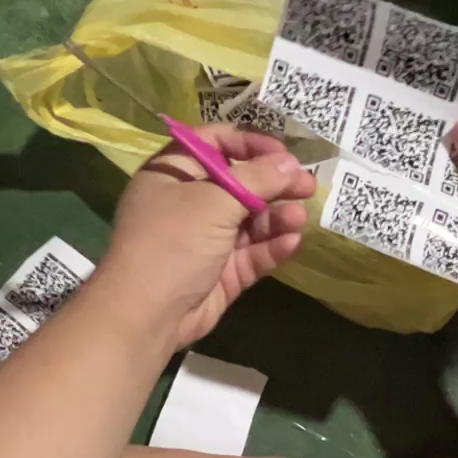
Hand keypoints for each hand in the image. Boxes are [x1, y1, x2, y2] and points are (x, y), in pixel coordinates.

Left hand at [98, 126, 315, 348]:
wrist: (148, 313)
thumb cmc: (173, 243)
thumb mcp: (213, 201)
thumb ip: (256, 180)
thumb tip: (291, 164)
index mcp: (175, 173)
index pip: (216, 144)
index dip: (250, 144)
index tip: (284, 154)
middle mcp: (191, 203)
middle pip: (240, 184)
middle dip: (275, 184)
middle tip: (308, 186)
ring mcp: (207, 240)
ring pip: (251, 222)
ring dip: (277, 217)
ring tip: (299, 218)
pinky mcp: (222, 272)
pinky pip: (252, 253)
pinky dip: (272, 246)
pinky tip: (292, 241)